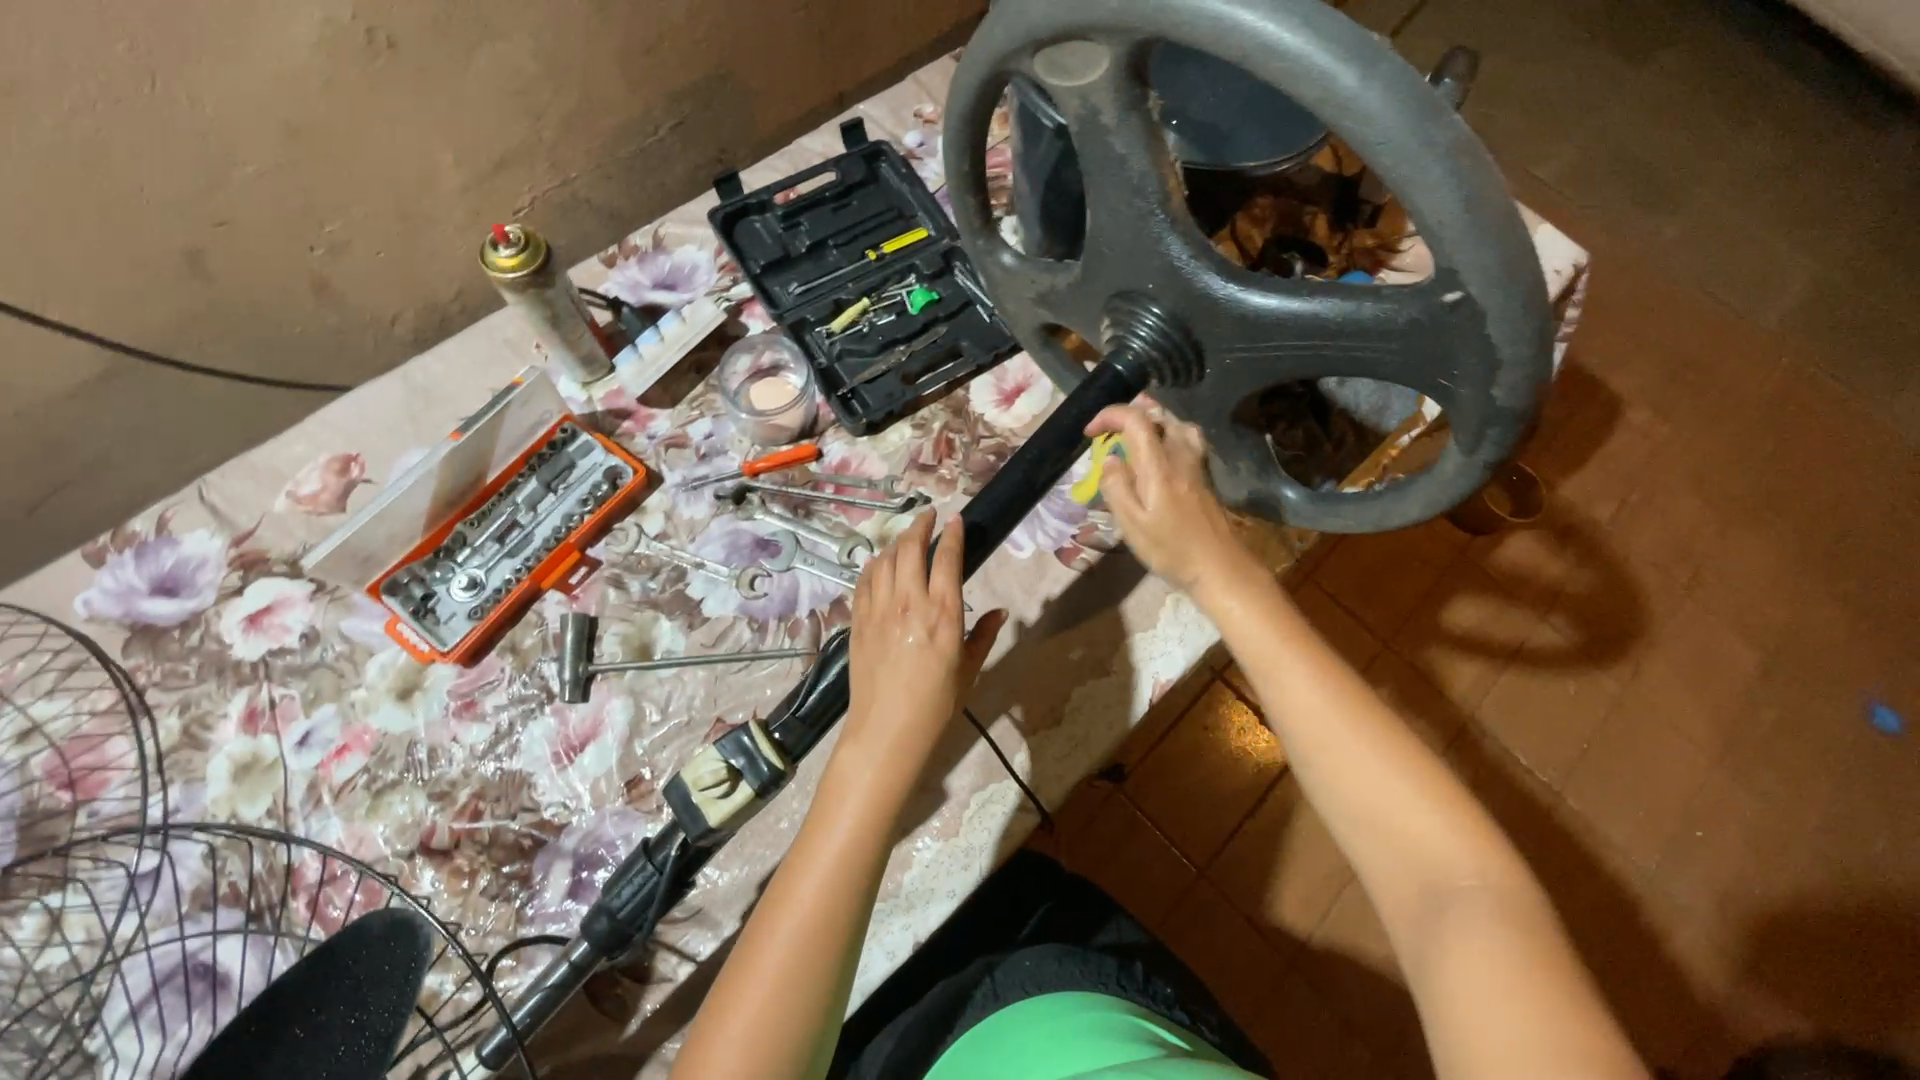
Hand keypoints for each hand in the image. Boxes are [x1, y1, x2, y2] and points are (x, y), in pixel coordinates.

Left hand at [842, 513, 1006, 788]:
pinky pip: (864, 580)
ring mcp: (879, 609)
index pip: (947, 558)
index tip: (955, 520)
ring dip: (896, 542)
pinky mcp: (858, 620)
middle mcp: (909, 602)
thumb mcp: (969, 670)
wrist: (887, 730)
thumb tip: (999, 611)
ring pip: (884, 559)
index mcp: (942, 613)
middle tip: (928, 517)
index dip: (952, 534)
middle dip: (920, 526)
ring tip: (906, 538)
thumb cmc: (937, 704)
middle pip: (910, 548)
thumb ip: (983, 635)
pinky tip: (879, 564)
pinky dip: (874, 565)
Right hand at [1087, 402, 1253, 596]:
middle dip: (1132, 412)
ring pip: (1178, 425)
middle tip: (1109, 428)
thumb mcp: (1132, 524)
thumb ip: (1116, 487)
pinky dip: (1169, 434)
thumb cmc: (1171, 550)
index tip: (1090, 432)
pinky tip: (1161, 453)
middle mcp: (1180, 457)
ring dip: (1154, 421)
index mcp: (1159, 467)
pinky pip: (1188, 440)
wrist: (1219, 567)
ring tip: (1134, 432)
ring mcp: (1197, 466)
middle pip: (1161, 415)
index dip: (1110, 416)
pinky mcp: (1204, 478)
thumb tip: (1109, 459)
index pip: (1136, 420)